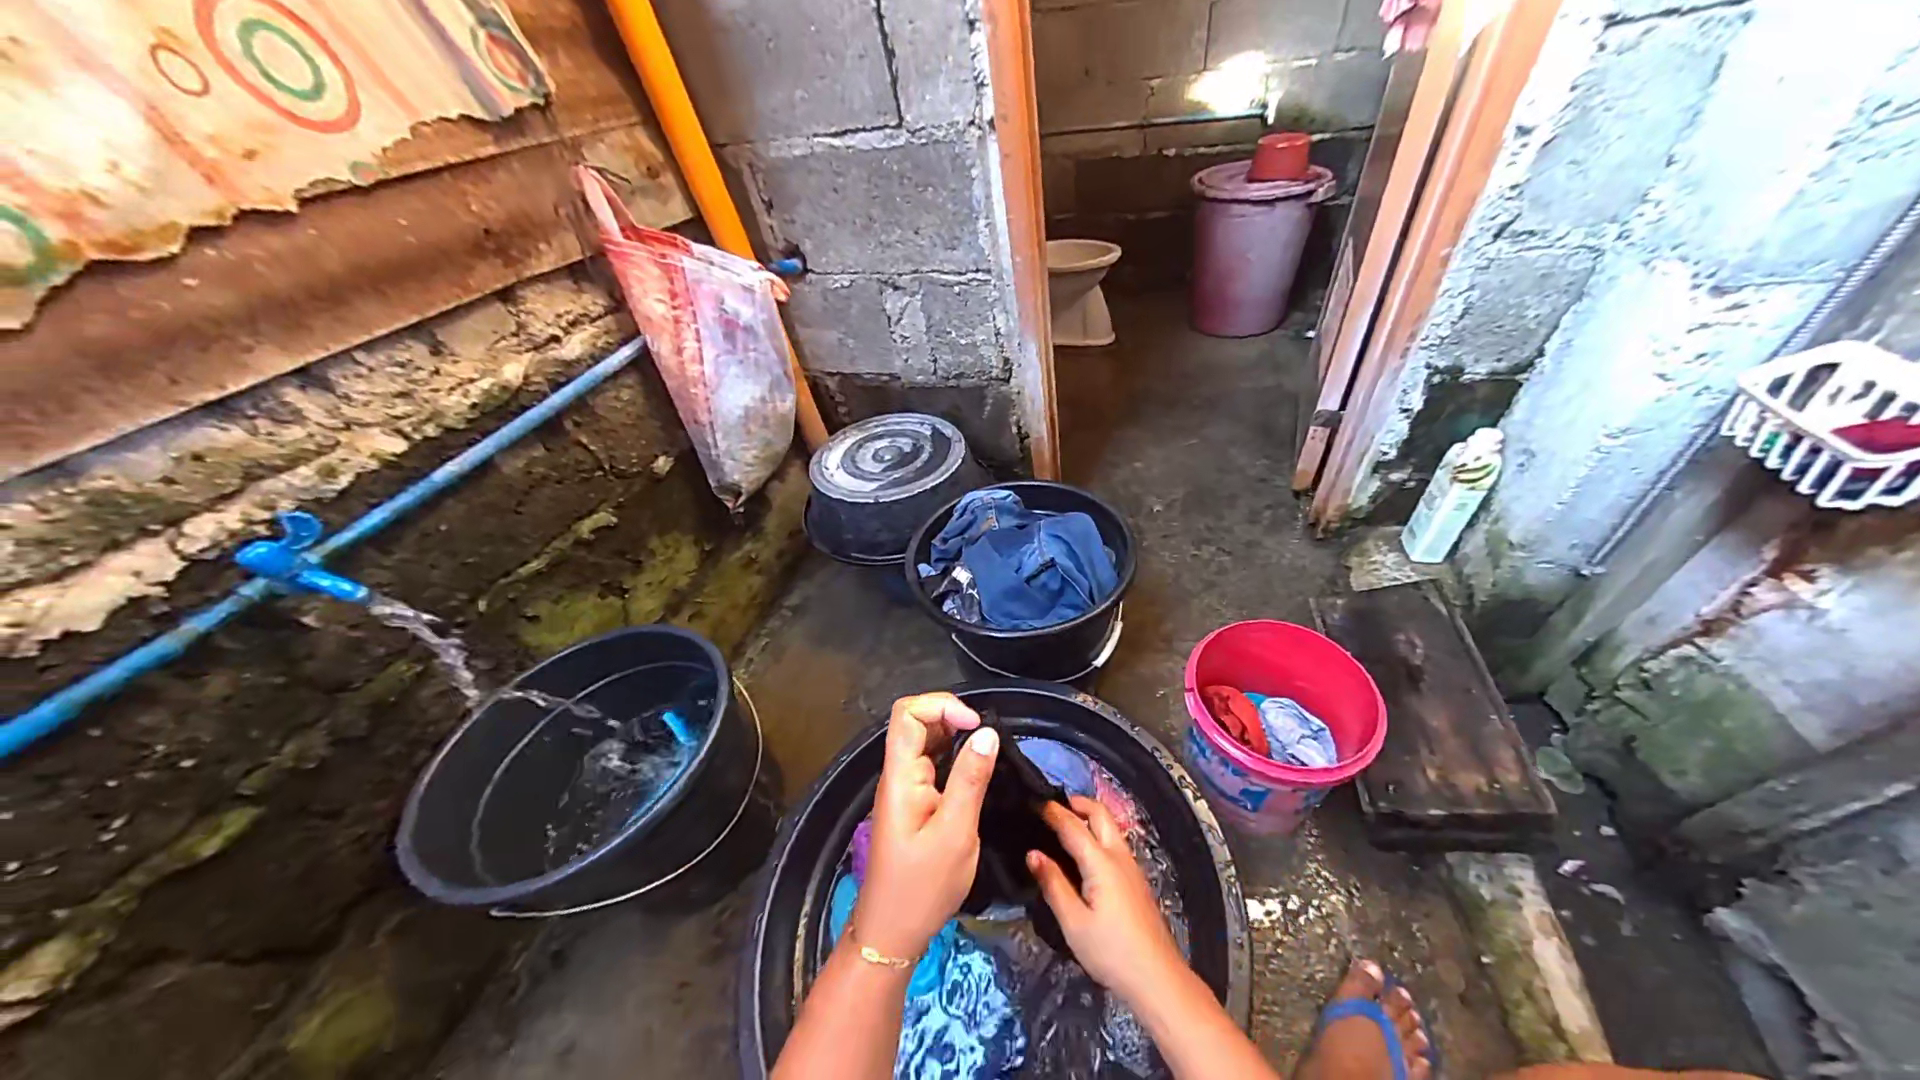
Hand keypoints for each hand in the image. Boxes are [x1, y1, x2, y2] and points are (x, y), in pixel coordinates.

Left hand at [854, 693, 997, 958]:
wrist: (891, 933)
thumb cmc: (922, 888)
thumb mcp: (956, 833)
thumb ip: (971, 780)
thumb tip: (987, 733)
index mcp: (900, 776)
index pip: (907, 713)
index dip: (941, 705)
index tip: (976, 725)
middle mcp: (898, 774)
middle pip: (915, 721)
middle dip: (951, 716)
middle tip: (986, 736)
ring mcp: (904, 788)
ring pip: (925, 741)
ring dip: (954, 735)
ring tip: (986, 749)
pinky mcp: (914, 802)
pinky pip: (932, 763)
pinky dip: (954, 756)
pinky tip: (975, 769)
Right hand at [1029, 796, 1186, 1005]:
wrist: (1158, 978)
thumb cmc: (1111, 951)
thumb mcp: (1073, 922)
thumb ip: (1053, 884)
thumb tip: (1033, 853)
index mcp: (1101, 862)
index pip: (1073, 826)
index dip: (1052, 812)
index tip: (1033, 803)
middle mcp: (1119, 856)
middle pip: (1100, 814)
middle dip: (1077, 803)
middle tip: (1053, 806)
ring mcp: (1132, 867)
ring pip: (1111, 827)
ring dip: (1089, 817)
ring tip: (1065, 824)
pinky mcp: (1136, 880)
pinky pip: (1115, 843)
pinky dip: (1098, 833)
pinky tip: (1085, 852)